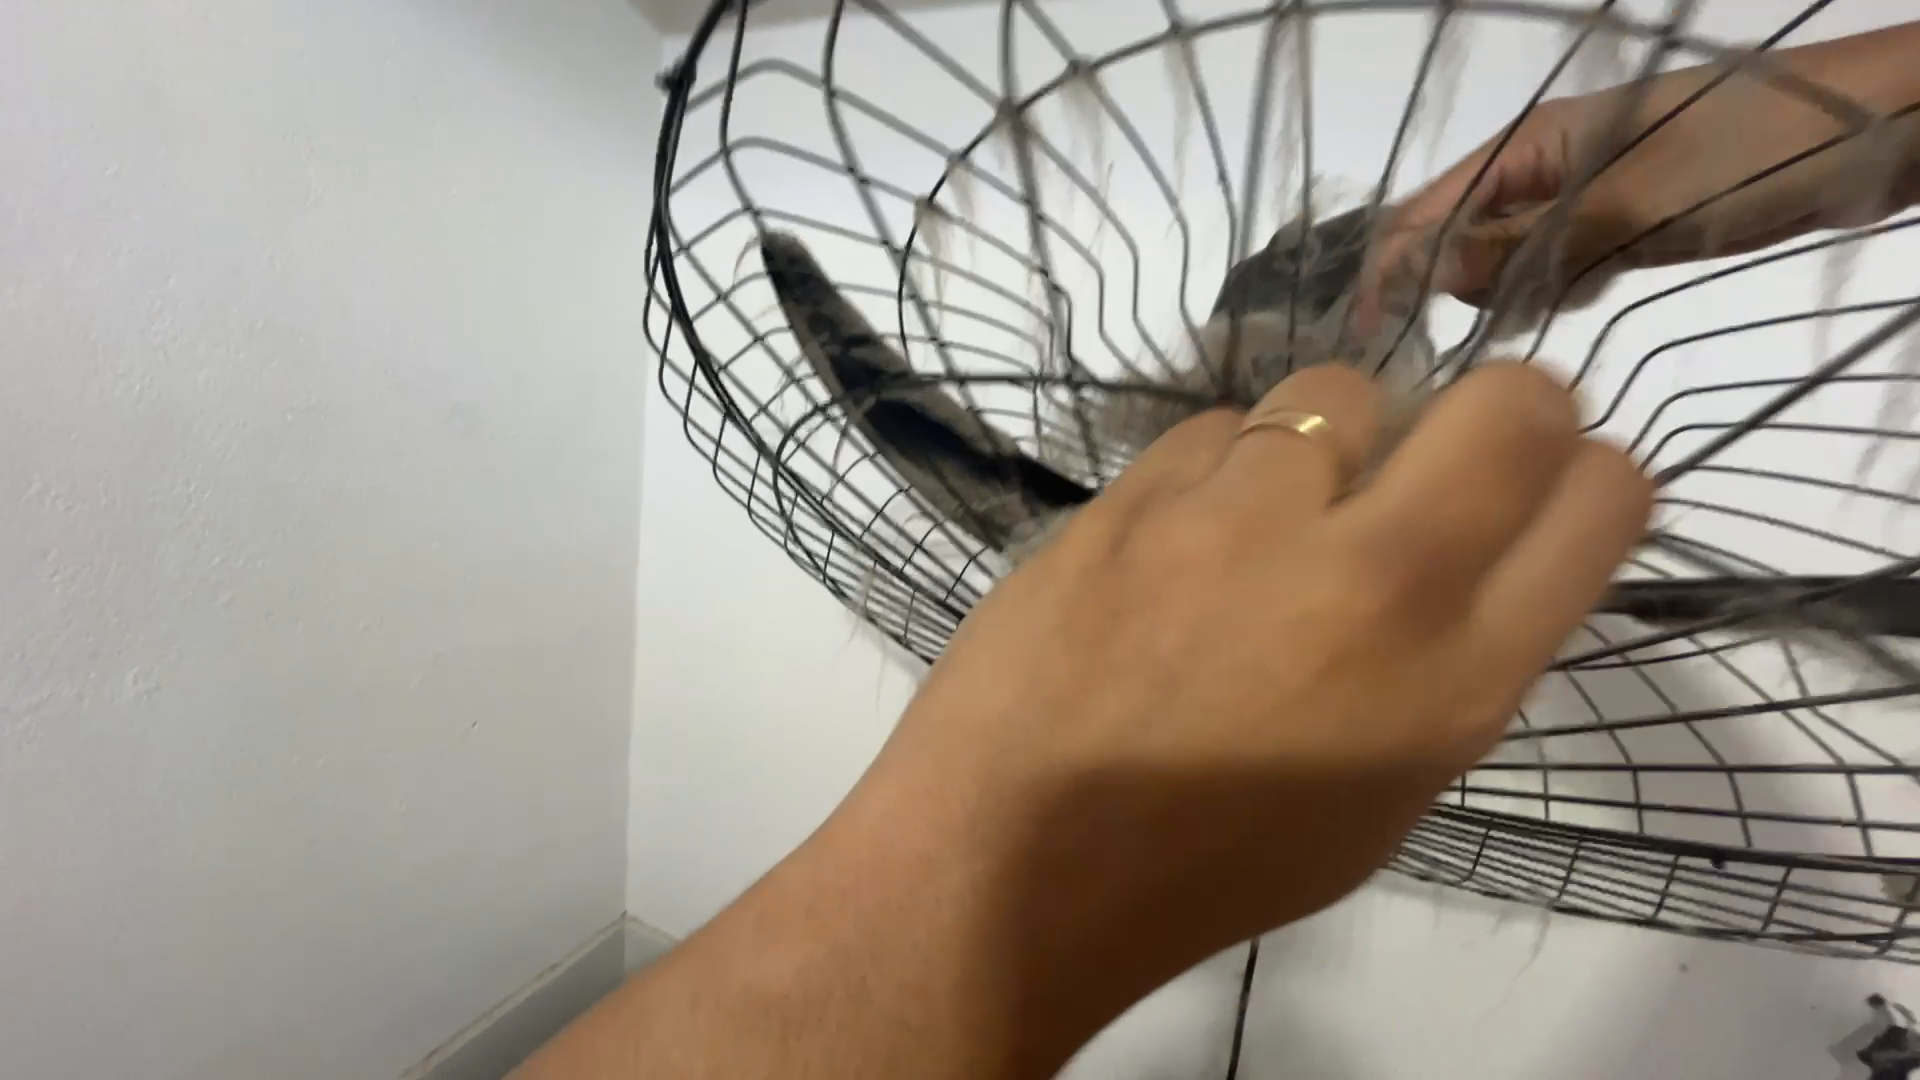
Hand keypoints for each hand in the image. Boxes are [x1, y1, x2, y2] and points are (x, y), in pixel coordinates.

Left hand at [519, 362, 1651, 1079]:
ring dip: (1302, 438)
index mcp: (1426, 672)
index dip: (1574, 459)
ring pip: (1307, 398)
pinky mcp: (1102, 508)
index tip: (1551, 457)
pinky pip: (1194, 434)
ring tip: (1261, 508)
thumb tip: (1421, 562)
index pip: (1578, 490)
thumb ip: (1401, 664)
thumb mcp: (1349, 797)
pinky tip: (1171, 524)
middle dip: (1467, 409)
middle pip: (1468, 404)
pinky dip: (1207, 461)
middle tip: (1403, 457)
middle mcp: (1336, 569)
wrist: (995, 863)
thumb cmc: (1191, 868)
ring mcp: (1213, 522)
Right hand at [1366, 23, 1919, 318]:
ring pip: (1492, 260)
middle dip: (1455, 283)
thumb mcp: (1624, 206)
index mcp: (1526, 146)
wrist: (1889, 128)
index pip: (1425, 212)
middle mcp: (1532, 170)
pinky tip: (1578, 293)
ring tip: (1556, 296)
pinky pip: (1538, 268)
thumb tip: (1423, 274)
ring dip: (1504, 292)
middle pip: (1450, 240)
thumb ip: (1515, 243)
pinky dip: (1544, 291)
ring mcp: (1565, 197)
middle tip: (1499, 311)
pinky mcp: (1597, 223)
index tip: (1369, 331)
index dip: (1390, 269)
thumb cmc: (1751, 155)